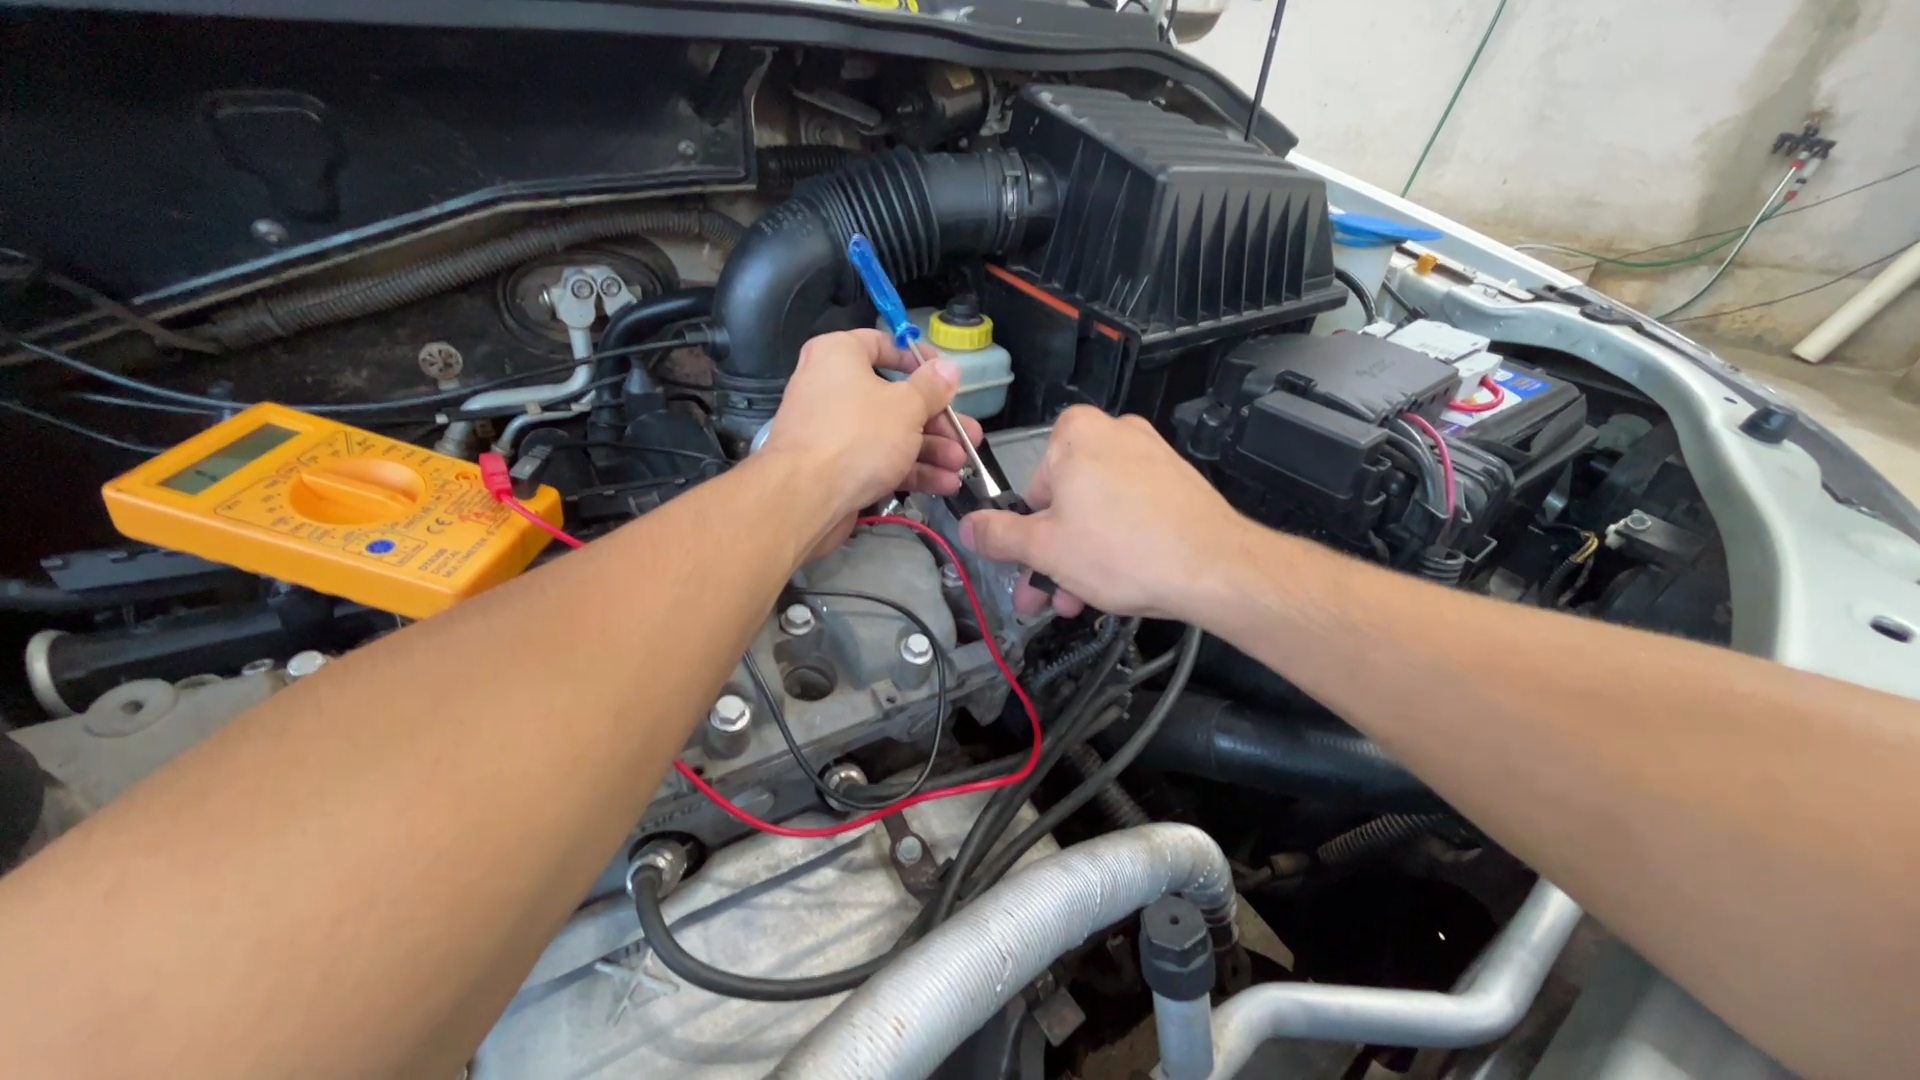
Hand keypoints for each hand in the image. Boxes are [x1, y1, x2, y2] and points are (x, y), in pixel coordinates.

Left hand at [759, 328, 983, 533]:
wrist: (804, 497)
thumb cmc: (857, 435)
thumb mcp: (906, 406)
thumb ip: (932, 387)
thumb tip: (949, 367)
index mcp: (839, 355)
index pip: (882, 344)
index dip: (918, 360)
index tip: (946, 378)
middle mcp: (832, 387)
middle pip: (895, 398)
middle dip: (937, 421)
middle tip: (967, 435)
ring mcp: (834, 430)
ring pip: (891, 433)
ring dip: (930, 449)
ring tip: (961, 463)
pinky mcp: (838, 467)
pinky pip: (879, 460)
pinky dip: (911, 469)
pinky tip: (944, 483)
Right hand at [959, 407, 1249, 619]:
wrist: (1214, 569)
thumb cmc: (1123, 550)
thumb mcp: (1044, 548)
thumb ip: (998, 535)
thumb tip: (968, 526)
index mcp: (1076, 434)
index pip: (1032, 486)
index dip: (1025, 535)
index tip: (1023, 570)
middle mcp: (1115, 433)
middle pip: (1066, 502)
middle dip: (1052, 556)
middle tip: (1045, 597)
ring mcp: (1152, 457)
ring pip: (1098, 512)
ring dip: (1081, 559)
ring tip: (1079, 603)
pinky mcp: (1178, 484)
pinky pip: (1131, 513)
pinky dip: (1117, 545)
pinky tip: (1115, 584)